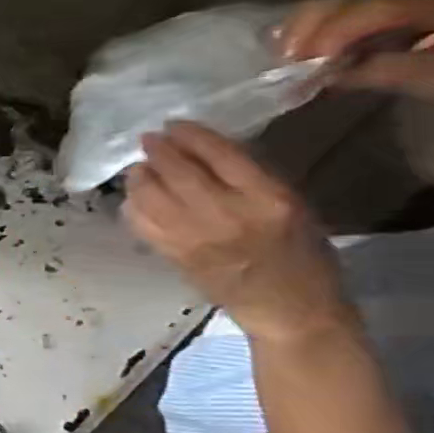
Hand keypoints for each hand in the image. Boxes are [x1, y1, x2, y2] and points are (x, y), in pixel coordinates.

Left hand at [123, 122, 354, 342]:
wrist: (289, 309)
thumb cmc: (300, 252)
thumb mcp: (292, 204)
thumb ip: (249, 176)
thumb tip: (202, 147)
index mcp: (268, 198)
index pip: (220, 154)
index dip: (191, 135)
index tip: (174, 124)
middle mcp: (227, 215)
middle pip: (179, 171)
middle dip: (158, 150)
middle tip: (148, 139)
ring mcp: (194, 236)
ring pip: (151, 194)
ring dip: (140, 175)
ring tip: (139, 167)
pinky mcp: (172, 253)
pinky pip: (140, 222)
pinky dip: (133, 204)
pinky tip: (135, 196)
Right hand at [281, 0, 433, 98]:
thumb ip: (389, 69)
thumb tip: (324, 69)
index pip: (382, 8)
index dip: (338, 30)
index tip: (304, 63)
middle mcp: (415, 6)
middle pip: (345, 6)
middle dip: (307, 32)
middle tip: (283, 67)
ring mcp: (385, 27)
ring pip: (322, 19)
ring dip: (294, 42)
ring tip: (279, 71)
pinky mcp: (361, 49)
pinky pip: (317, 40)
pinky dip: (293, 51)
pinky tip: (282, 68)